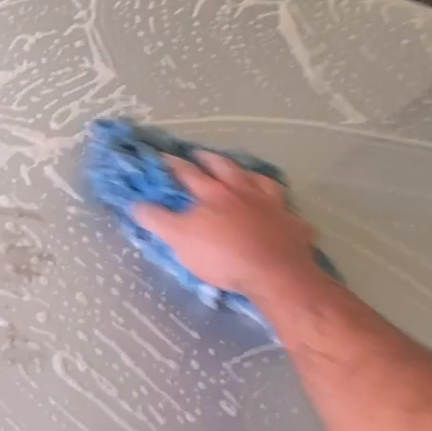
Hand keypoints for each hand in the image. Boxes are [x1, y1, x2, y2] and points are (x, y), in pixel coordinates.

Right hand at [131, 152, 319, 301]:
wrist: (276, 275)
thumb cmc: (222, 255)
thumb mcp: (178, 238)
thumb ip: (156, 220)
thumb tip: (135, 204)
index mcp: (213, 193)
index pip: (188, 172)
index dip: (173, 164)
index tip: (161, 157)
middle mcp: (244, 192)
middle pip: (226, 167)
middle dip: (210, 159)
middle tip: (200, 155)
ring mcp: (274, 207)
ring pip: (262, 182)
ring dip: (250, 176)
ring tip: (244, 176)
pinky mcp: (296, 227)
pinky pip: (291, 214)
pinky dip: (284, 212)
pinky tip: (282, 215)